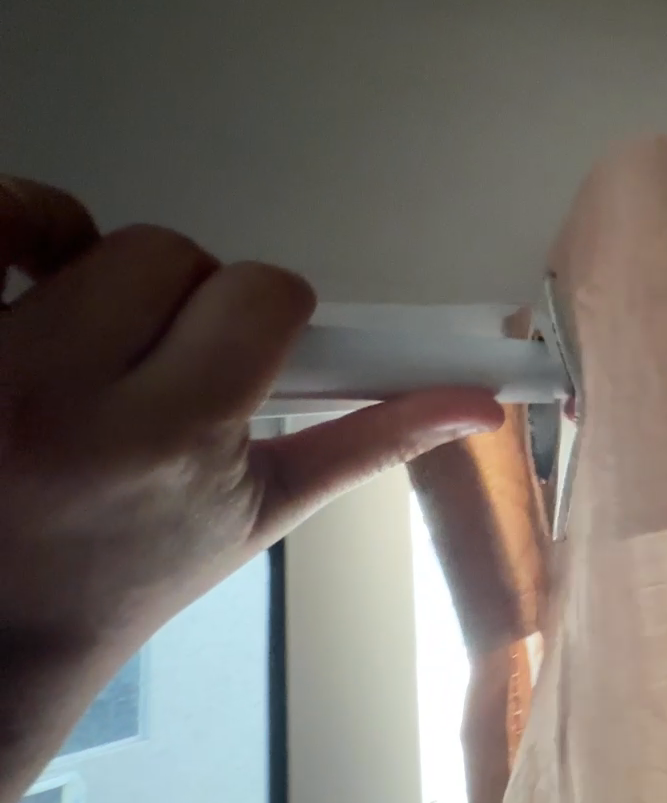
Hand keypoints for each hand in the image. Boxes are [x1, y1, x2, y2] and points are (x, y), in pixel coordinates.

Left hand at [0, 177, 501, 756]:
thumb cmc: (138, 566)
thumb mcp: (273, 505)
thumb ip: (380, 440)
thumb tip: (484, 406)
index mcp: (168, 435)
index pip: (258, 294)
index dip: (271, 308)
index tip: (253, 343)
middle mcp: (50, 396)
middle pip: (162, 253)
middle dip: (184, 290)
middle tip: (163, 350)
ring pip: (64, 236)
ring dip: (92, 270)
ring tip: (85, 328)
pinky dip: (4, 238)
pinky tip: (18, 279)